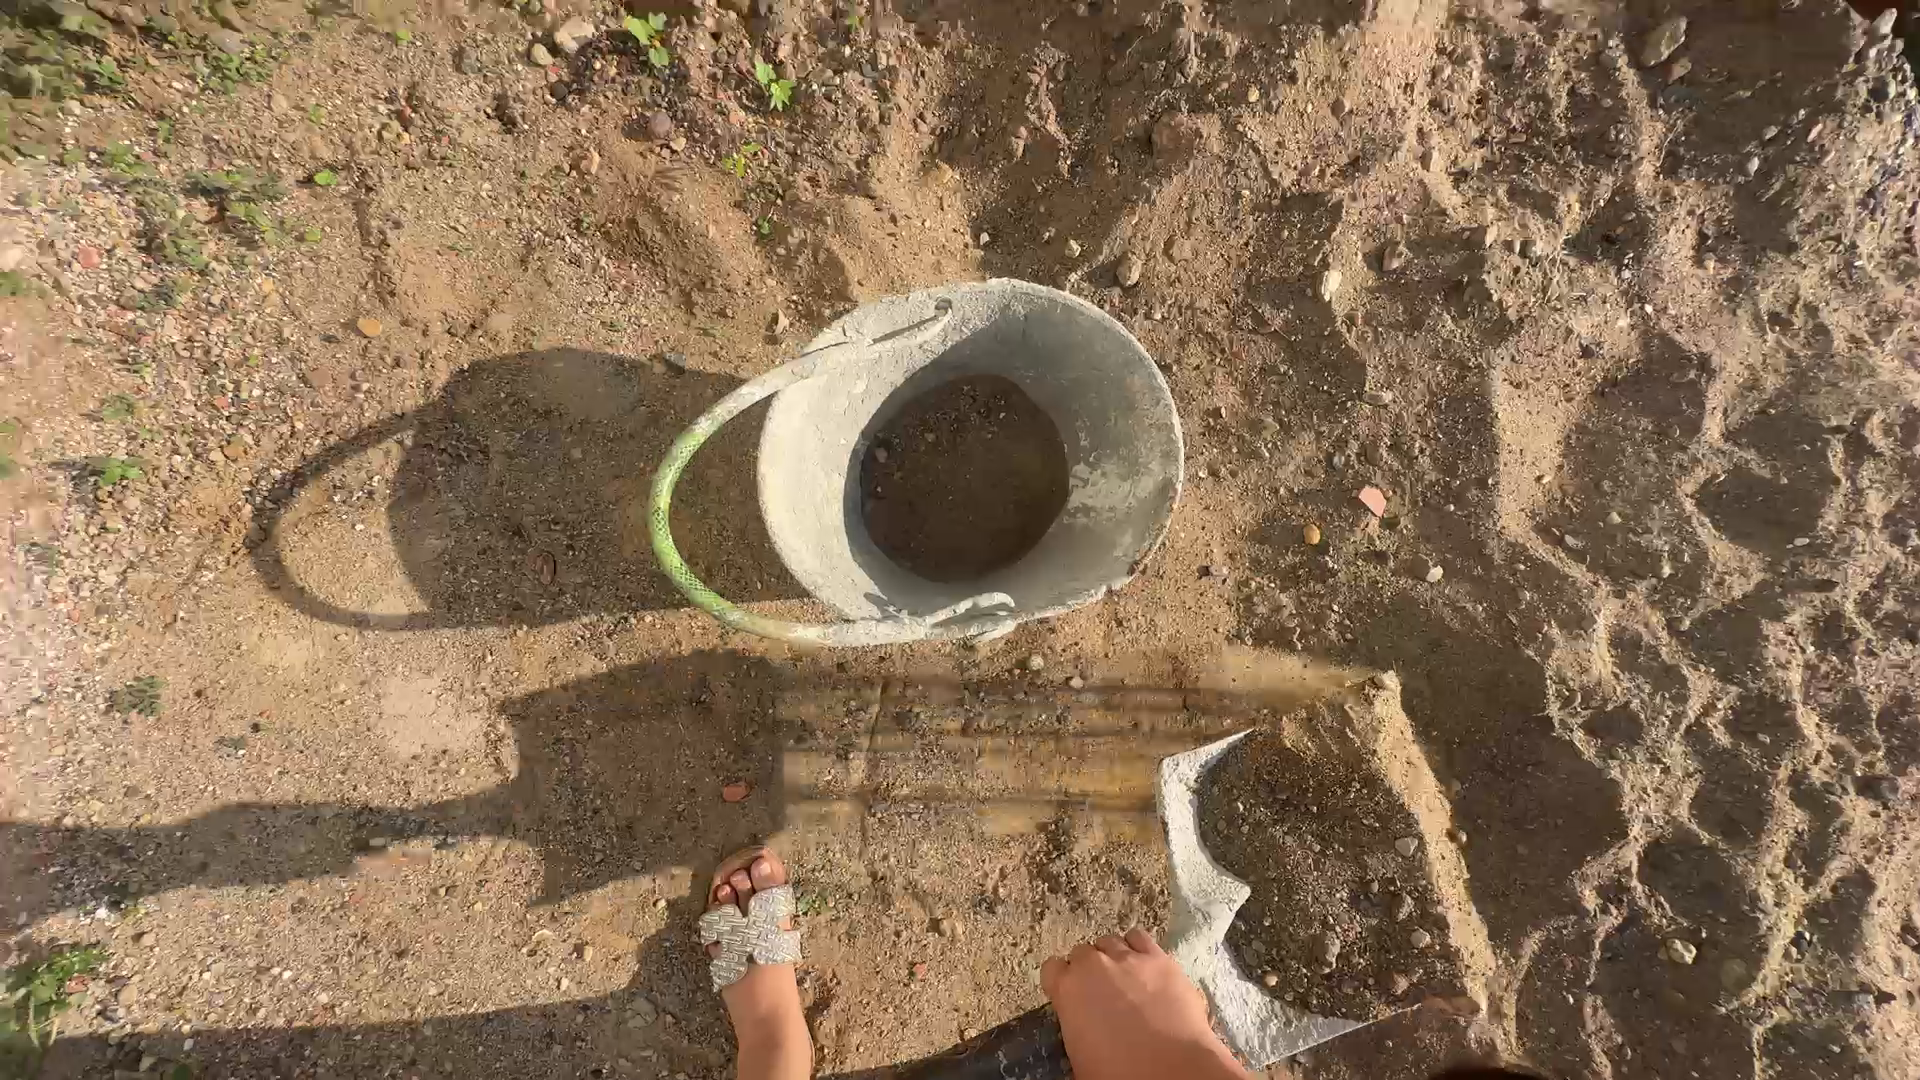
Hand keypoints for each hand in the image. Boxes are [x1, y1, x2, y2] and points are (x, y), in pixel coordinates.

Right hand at [1040, 928, 1246, 1079]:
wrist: (1172, 1073)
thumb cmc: (1120, 1075)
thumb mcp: (1080, 1058)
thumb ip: (1075, 1027)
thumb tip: (1081, 1027)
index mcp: (1068, 989)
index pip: (1052, 969)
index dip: (1061, 982)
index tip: (1070, 997)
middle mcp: (1093, 963)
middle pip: (1082, 953)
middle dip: (1088, 970)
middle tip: (1101, 994)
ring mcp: (1126, 957)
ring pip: (1110, 942)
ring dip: (1112, 958)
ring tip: (1124, 979)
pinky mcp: (1158, 957)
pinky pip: (1139, 938)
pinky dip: (1137, 948)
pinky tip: (1144, 965)